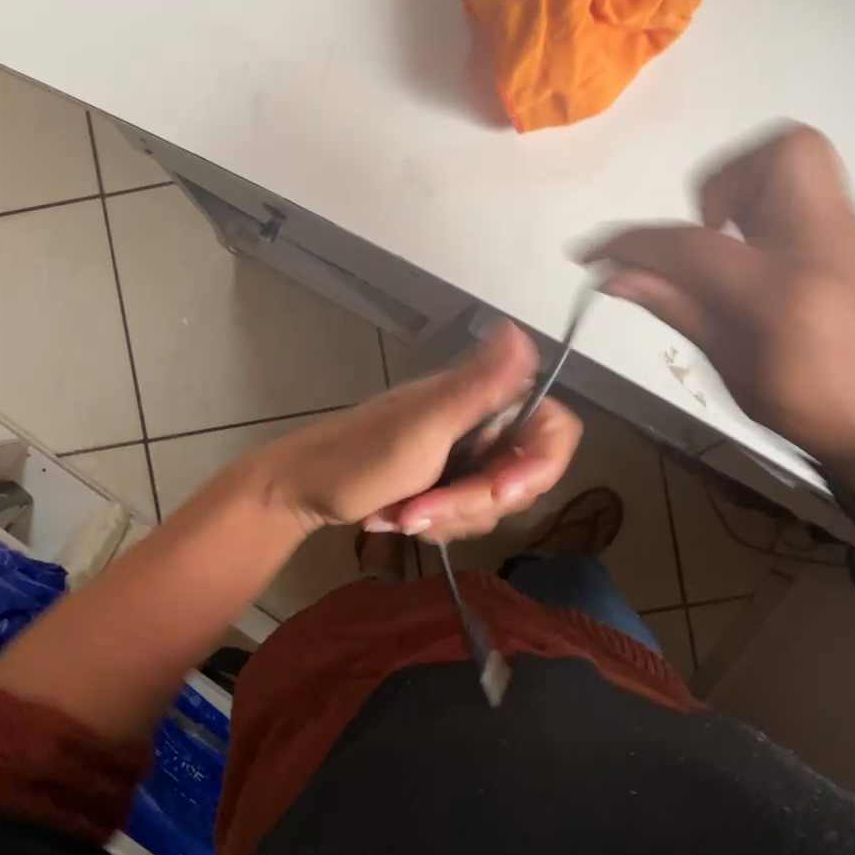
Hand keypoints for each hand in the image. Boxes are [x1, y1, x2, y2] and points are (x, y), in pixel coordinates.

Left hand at [253, 321, 582, 541]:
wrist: (300, 492)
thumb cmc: (356, 457)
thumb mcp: (422, 427)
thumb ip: (477, 388)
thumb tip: (518, 329)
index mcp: (479, 398)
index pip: (554, 429)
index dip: (539, 466)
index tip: (501, 492)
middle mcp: (478, 424)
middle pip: (523, 477)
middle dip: (474, 502)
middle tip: (424, 508)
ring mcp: (461, 457)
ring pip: (495, 505)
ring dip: (448, 517)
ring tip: (401, 514)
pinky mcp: (445, 485)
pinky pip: (468, 517)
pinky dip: (436, 524)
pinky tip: (398, 518)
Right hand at [585, 124, 854, 469]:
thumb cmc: (807, 405)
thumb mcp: (728, 365)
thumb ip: (674, 307)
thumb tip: (612, 276)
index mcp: (781, 292)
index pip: (692, 245)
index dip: (631, 244)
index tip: (592, 253)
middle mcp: (821, 242)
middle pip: (778, 154)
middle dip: (720, 181)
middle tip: (700, 234)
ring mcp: (845, 230)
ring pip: (797, 155)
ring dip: (745, 185)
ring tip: (725, 242)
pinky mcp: (851, 232)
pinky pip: (805, 186)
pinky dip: (765, 202)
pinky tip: (752, 253)